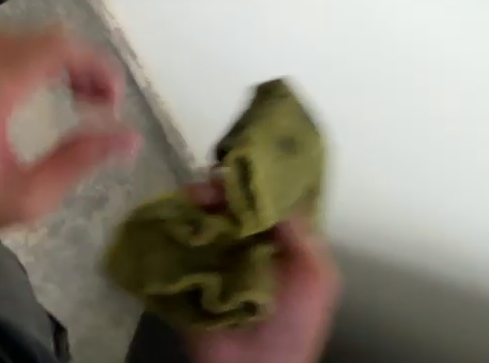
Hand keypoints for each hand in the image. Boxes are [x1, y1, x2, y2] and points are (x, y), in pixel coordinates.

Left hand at [0, 27, 142, 255]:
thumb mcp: (25, 197)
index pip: (57, 47)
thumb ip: (79, 161)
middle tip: (101, 105)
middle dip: (81, 62)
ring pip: (21, 36)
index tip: (115, 102)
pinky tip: (38, 91)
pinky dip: (28, 57)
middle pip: (42, 36)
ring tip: (77, 98)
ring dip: (54, 58)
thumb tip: (129, 137)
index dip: (95, 65)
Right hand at [184, 184, 339, 362]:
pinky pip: (172, 230)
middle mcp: (238, 239)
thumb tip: (265, 190)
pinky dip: (172, 216)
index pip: (256, 197)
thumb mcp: (316, 279)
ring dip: (195, 198)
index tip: (239, 162)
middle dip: (217, 186)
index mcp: (270, 240)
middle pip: (222, 198)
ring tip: (196, 198)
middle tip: (212, 183)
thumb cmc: (292, 326)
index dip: (248, 178)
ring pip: (196, 209)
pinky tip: (178, 213)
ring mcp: (207, 249)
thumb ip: (302, 234)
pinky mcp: (181, 261)